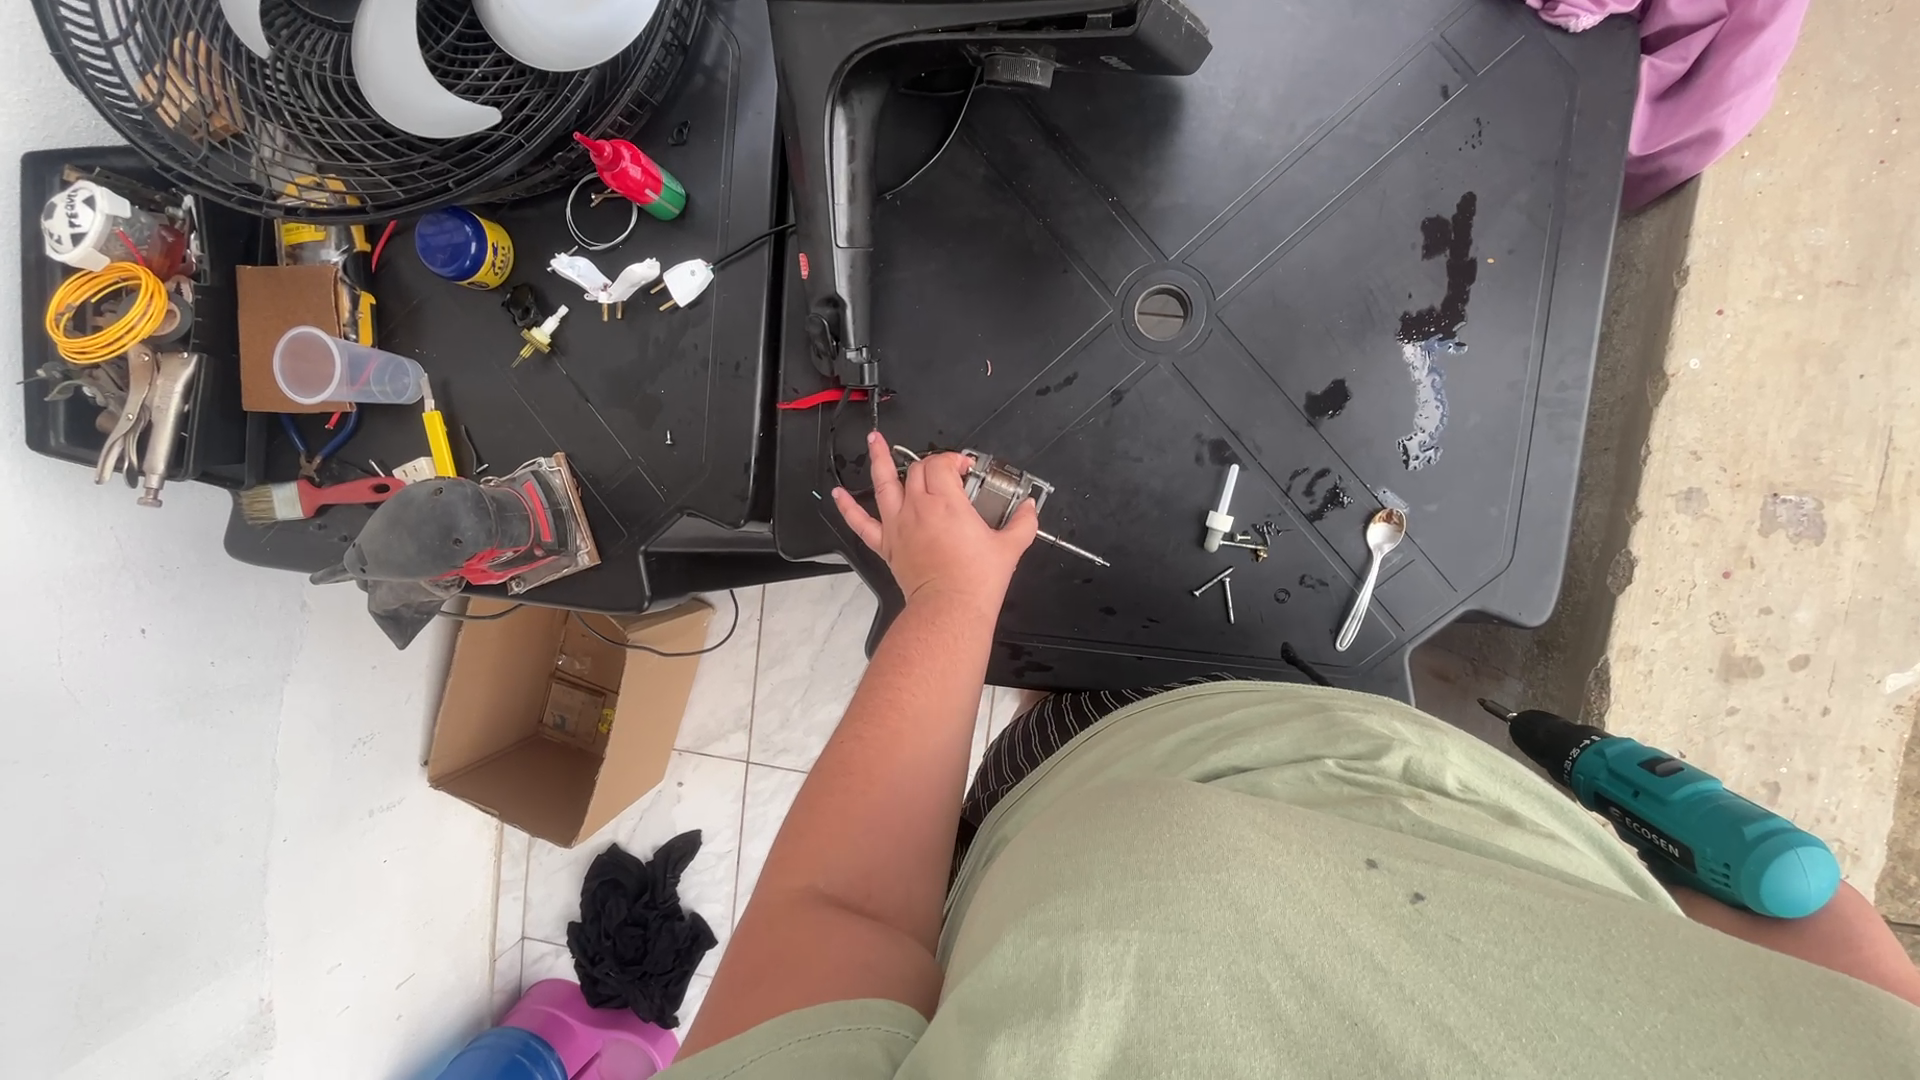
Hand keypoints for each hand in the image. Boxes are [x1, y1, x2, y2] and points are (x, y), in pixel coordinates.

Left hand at [832, 431, 1037, 612]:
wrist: (950, 609)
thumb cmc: (975, 581)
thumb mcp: (1010, 547)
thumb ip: (1023, 522)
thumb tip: (1030, 509)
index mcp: (946, 503)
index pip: (943, 464)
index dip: (954, 460)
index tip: (965, 469)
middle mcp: (918, 508)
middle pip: (918, 470)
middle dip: (931, 463)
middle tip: (942, 467)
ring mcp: (898, 525)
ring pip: (884, 484)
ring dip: (879, 459)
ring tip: (874, 440)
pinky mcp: (887, 545)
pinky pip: (861, 523)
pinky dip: (847, 508)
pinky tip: (837, 495)